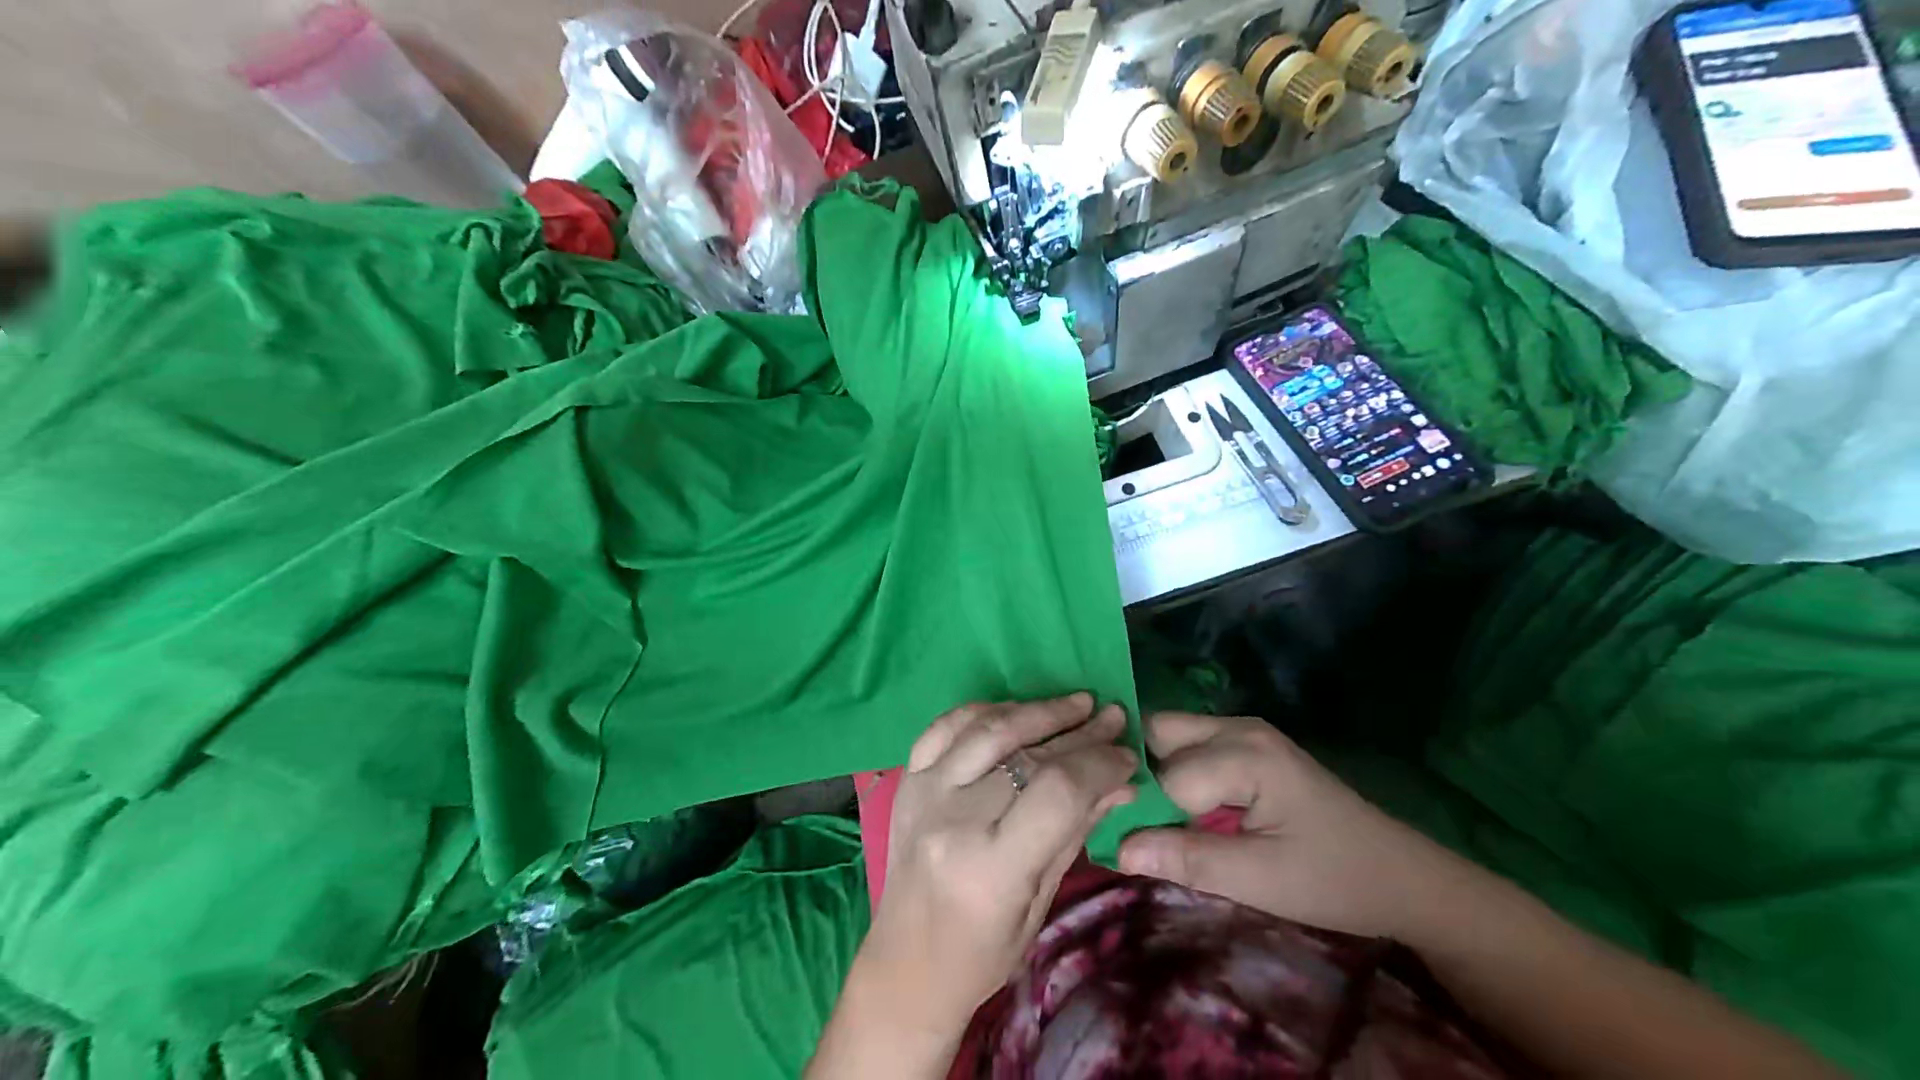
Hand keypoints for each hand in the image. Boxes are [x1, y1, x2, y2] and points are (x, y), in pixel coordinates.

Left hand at [844, 695, 1136, 1050]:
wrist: (905, 963)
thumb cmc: (982, 952)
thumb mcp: (1040, 902)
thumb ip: (1076, 832)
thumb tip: (1121, 780)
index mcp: (991, 866)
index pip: (1058, 791)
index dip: (1099, 764)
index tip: (1126, 756)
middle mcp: (953, 820)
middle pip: (1028, 756)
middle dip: (1080, 733)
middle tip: (1114, 717)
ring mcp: (924, 793)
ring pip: (989, 729)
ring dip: (1038, 710)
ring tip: (1077, 703)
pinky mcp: (907, 780)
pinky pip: (947, 726)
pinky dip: (986, 711)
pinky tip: (1018, 709)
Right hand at [1117, 712, 1470, 940]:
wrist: (1402, 877)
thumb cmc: (1334, 880)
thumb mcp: (1260, 880)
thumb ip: (1187, 859)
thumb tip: (1117, 848)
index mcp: (1246, 755)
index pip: (1167, 777)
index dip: (1147, 813)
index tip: (1136, 848)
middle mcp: (1239, 729)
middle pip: (1158, 732)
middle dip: (1140, 774)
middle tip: (1140, 822)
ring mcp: (1245, 732)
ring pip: (1170, 735)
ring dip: (1156, 772)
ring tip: (1158, 818)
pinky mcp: (1248, 745)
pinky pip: (1191, 746)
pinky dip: (1175, 772)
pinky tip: (1182, 809)